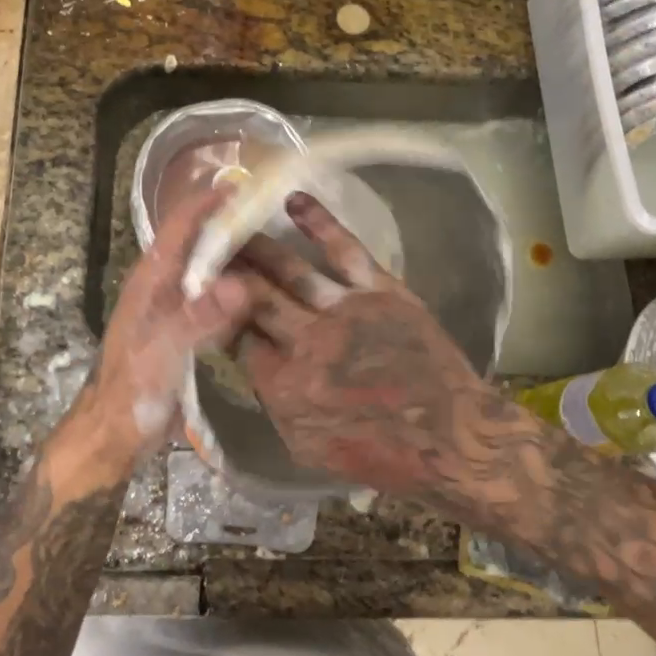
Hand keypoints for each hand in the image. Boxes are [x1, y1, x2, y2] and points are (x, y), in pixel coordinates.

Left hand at [75, 185, 254, 467]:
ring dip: (238, 257)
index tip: (245, 184)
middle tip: (277, 217)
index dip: (207, 201)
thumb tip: (243, 282)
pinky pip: (214, 300)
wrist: (114, 433)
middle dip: (231, 225)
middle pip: (198, 243)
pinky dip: (238, 291)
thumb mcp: (165, 352)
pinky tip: (267, 297)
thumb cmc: (132, 389)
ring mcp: (173, 310)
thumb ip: (199, 317)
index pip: (179, 225)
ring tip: (282, 249)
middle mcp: (163, 286)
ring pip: (208, 271)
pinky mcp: (184, 333)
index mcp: (152, 280)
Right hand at [233, 192, 495, 496]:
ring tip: (233, 229)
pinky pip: (343, 247)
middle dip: (226, 275)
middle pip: (253, 298)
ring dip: (256, 248)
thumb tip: (256, 362)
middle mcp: (305, 341)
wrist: (449, 438)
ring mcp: (343, 310)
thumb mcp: (306, 446)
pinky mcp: (378, 290)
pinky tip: (293, 201)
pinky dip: (317, 221)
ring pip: (288, 269)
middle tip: (206, 253)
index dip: (221, 320)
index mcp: (284, 385)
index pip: (239, 340)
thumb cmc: (379, 453)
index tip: (209, 304)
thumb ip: (274, 401)